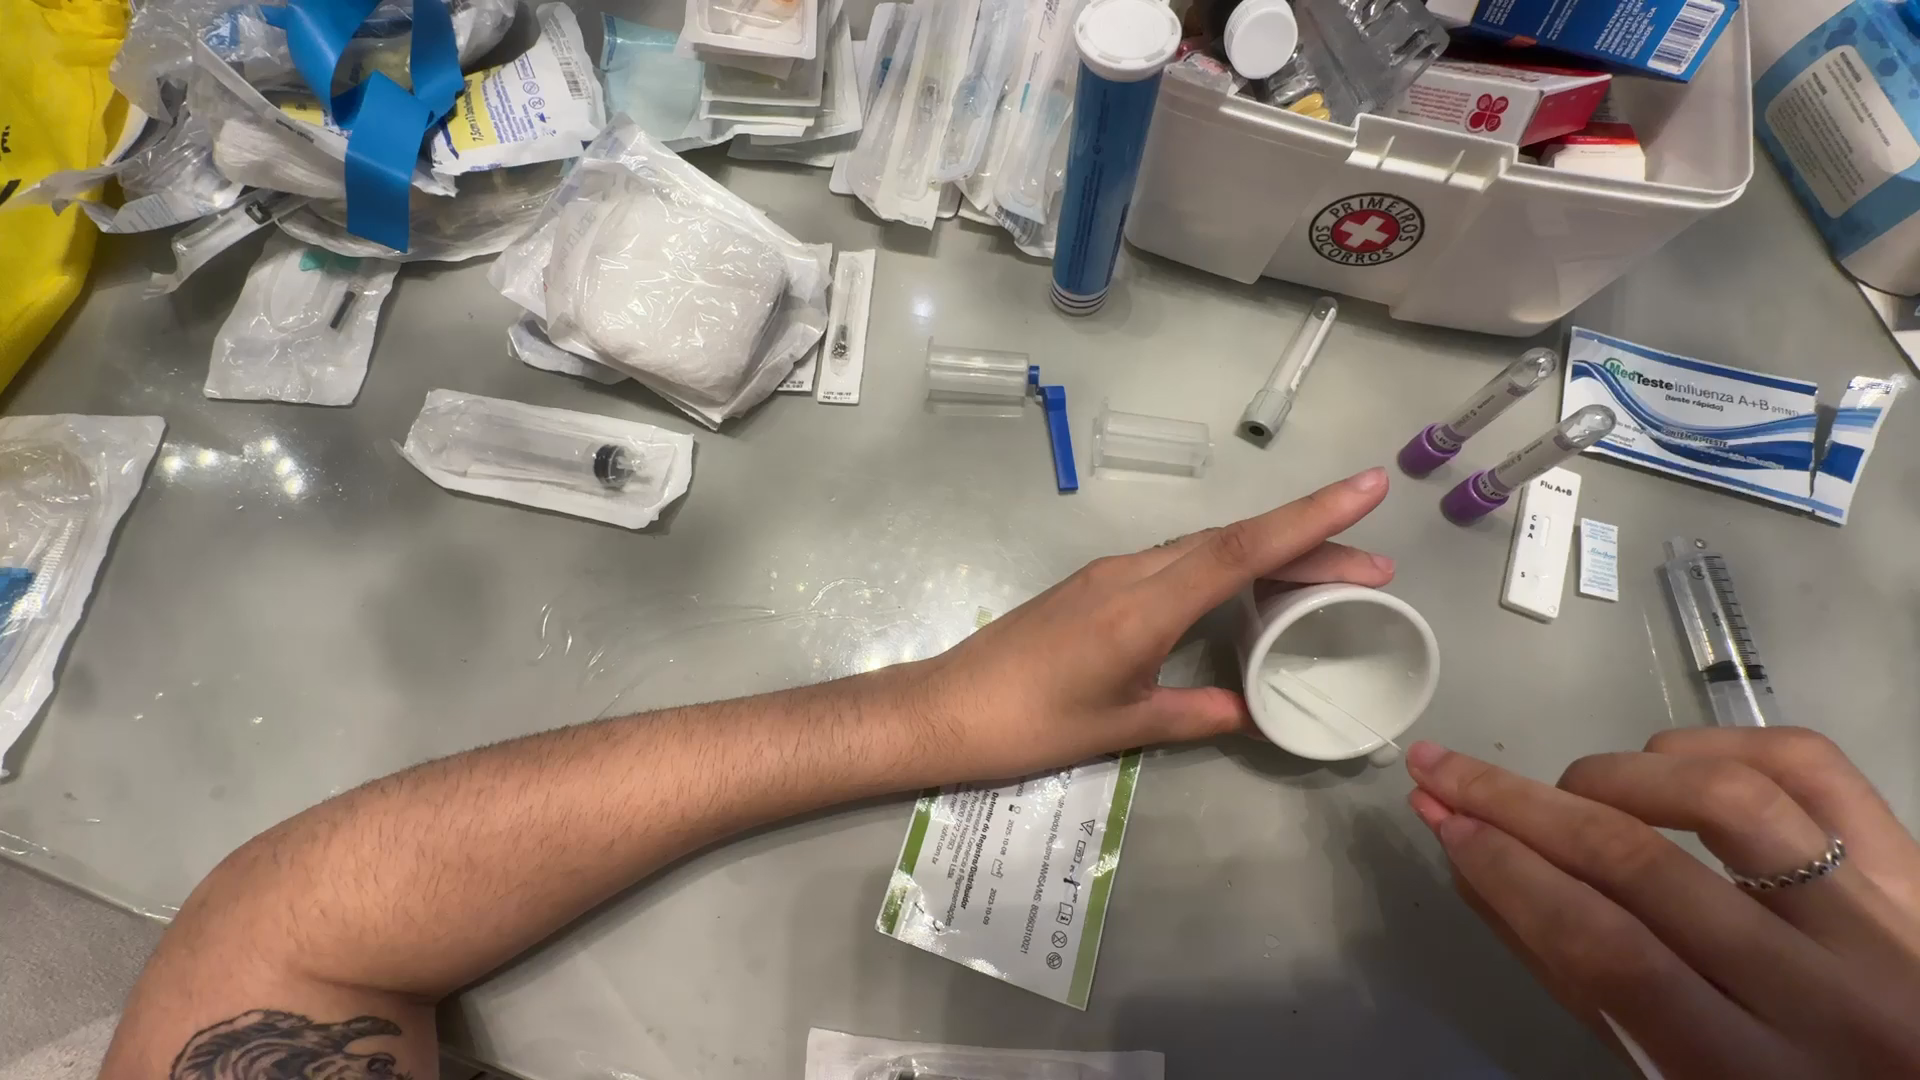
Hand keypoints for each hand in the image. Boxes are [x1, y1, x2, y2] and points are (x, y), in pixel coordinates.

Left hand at [904, 466, 1393, 783]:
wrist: (949, 707)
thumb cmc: (1030, 723)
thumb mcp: (1119, 727)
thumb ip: (1190, 714)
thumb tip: (1246, 711)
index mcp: (1142, 607)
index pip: (1239, 551)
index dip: (1307, 518)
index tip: (1366, 489)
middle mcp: (1128, 574)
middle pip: (1229, 544)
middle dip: (1304, 544)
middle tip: (1371, 568)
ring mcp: (1105, 575)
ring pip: (1200, 549)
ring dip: (1263, 555)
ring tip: (1323, 579)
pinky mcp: (1089, 586)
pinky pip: (1170, 564)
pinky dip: (1218, 569)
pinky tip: (1240, 590)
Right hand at [1405, 728, 1919, 1078]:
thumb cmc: (1746, 1077)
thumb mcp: (1644, 1052)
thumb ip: (1546, 949)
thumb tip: (1453, 836)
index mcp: (1755, 1073)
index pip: (1603, 945)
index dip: (1504, 869)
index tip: (1439, 815)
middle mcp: (1838, 999)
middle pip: (1639, 860)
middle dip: (1510, 800)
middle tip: (1439, 765)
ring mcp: (1891, 925)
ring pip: (1722, 796)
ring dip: (1608, 774)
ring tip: (1572, 790)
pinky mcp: (1916, 869)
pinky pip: (1809, 765)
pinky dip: (1711, 743)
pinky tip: (1665, 762)